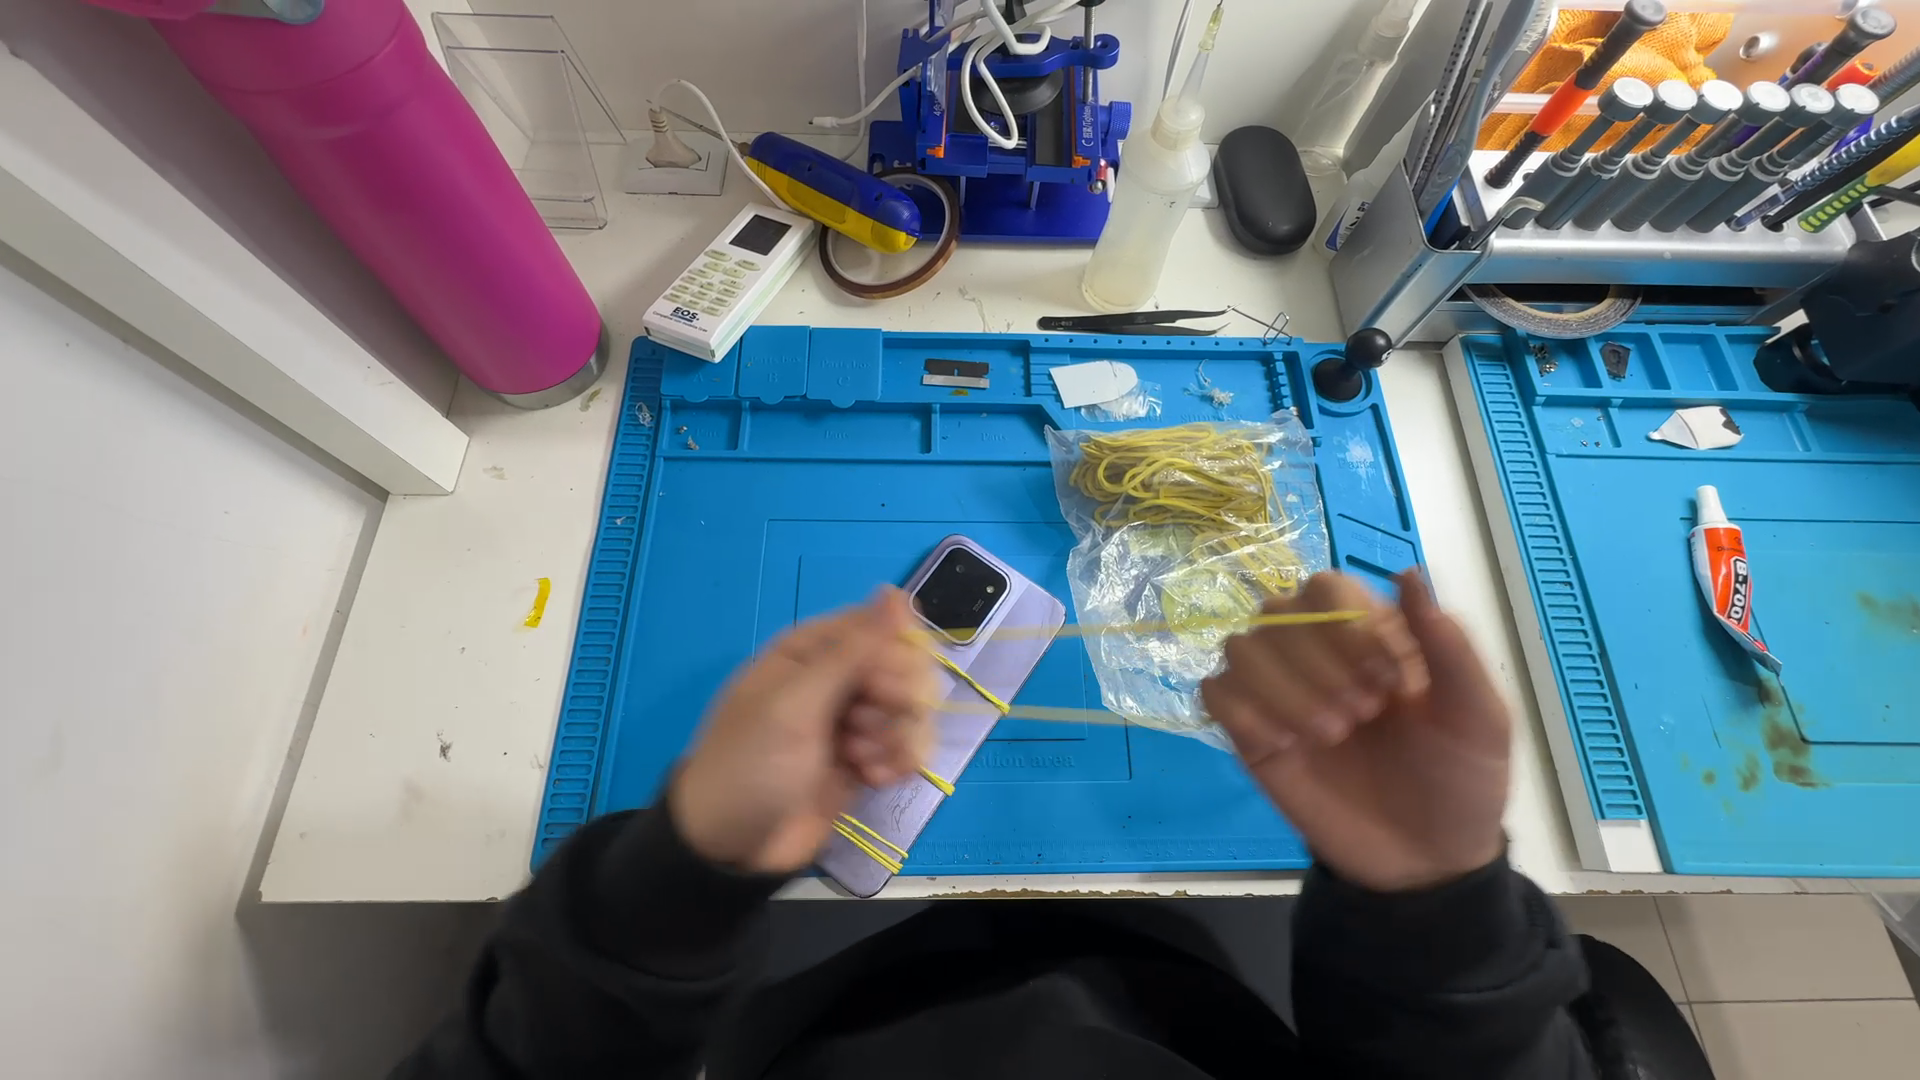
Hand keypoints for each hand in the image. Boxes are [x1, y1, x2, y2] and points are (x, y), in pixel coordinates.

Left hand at [670, 588, 935, 874]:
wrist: (730, 846)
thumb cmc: (752, 762)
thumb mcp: (795, 703)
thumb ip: (852, 650)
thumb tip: (894, 591)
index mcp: (812, 651)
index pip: (879, 627)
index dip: (897, 652)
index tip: (892, 683)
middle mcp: (837, 679)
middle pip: (903, 667)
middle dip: (898, 700)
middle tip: (865, 728)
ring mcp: (853, 720)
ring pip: (911, 710)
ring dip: (896, 737)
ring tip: (860, 761)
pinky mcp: (866, 759)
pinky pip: (907, 746)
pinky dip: (898, 762)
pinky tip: (873, 779)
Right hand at [1200, 570, 1509, 891]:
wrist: (1424, 861)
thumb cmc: (1457, 780)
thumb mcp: (1478, 717)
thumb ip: (1447, 645)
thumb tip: (1407, 571)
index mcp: (1366, 634)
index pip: (1325, 587)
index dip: (1346, 624)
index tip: (1388, 682)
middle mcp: (1311, 651)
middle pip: (1274, 610)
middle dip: (1316, 663)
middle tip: (1362, 716)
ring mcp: (1273, 690)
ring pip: (1239, 647)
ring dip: (1280, 689)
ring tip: (1327, 736)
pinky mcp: (1246, 729)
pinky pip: (1215, 693)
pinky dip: (1244, 713)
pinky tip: (1282, 746)